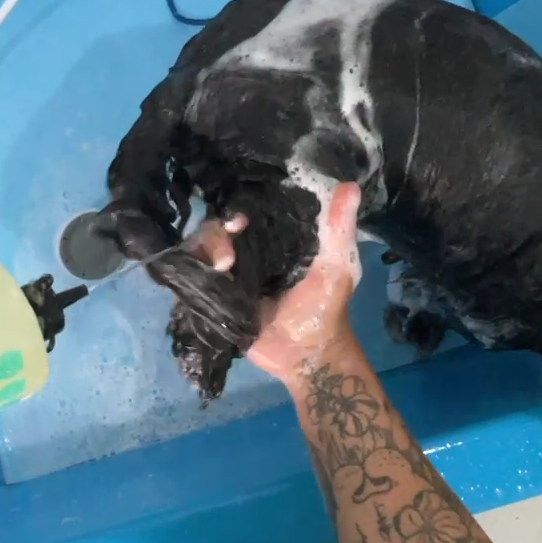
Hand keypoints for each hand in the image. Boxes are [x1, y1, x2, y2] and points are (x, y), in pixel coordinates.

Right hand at [191, 183, 363, 386]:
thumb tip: (350, 186)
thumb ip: (339, 228)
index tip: (240, 221)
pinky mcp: (214, 299)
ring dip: (203, 254)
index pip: (243, 212)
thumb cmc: (324, 308)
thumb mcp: (337, 265)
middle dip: (215, 236)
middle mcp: (245, 254)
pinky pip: (192, 280)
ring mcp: (227, 278)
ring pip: (199, 252)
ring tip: (222, 270)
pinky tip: (205, 282)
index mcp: (271, 239)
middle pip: (215, 230)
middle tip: (227, 257)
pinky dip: (191, 275)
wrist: (307, 355)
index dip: (235, 211)